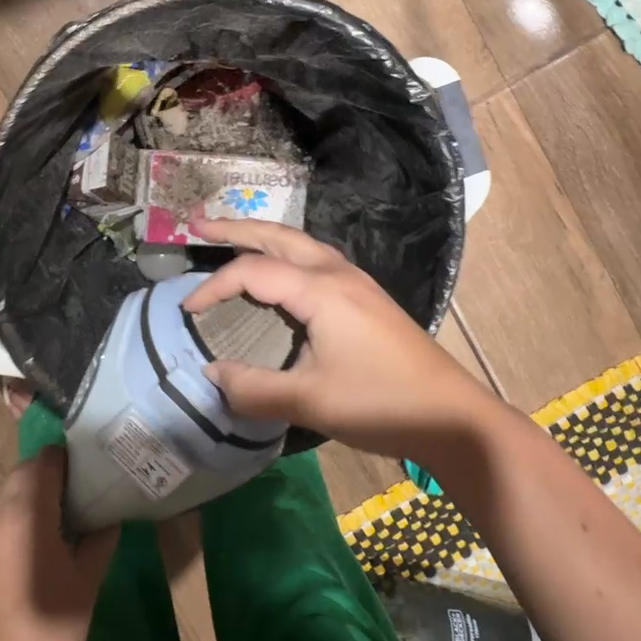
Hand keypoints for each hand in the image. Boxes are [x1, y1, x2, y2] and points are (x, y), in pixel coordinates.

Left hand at [0, 447, 119, 640]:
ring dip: (24, 496)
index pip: (44, 460)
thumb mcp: (87, 581)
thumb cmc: (51, 626)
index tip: (85, 469)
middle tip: (73, 496)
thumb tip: (110, 514)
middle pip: (21, 474)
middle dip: (46, 477)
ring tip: (50, 522)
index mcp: (22, 511)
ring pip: (1, 495)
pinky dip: (5, 519)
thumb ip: (100, 538)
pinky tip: (23, 547)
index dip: (66, 459)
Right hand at [182, 217, 494, 458]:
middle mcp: (337, 273)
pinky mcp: (367, 297)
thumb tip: (210, 375)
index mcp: (320, 290)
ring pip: (300, 243)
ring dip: (262, 236)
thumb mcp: (309, 401)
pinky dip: (284, 253)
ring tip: (231, 238)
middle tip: (197, 224)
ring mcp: (356, 282)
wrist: (452, 416)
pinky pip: (315, 258)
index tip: (187, 311)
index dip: (214, 286)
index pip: (252, 271)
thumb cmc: (379, 404)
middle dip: (235, 227)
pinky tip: (280, 270)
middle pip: (278, 236)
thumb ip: (253, 388)